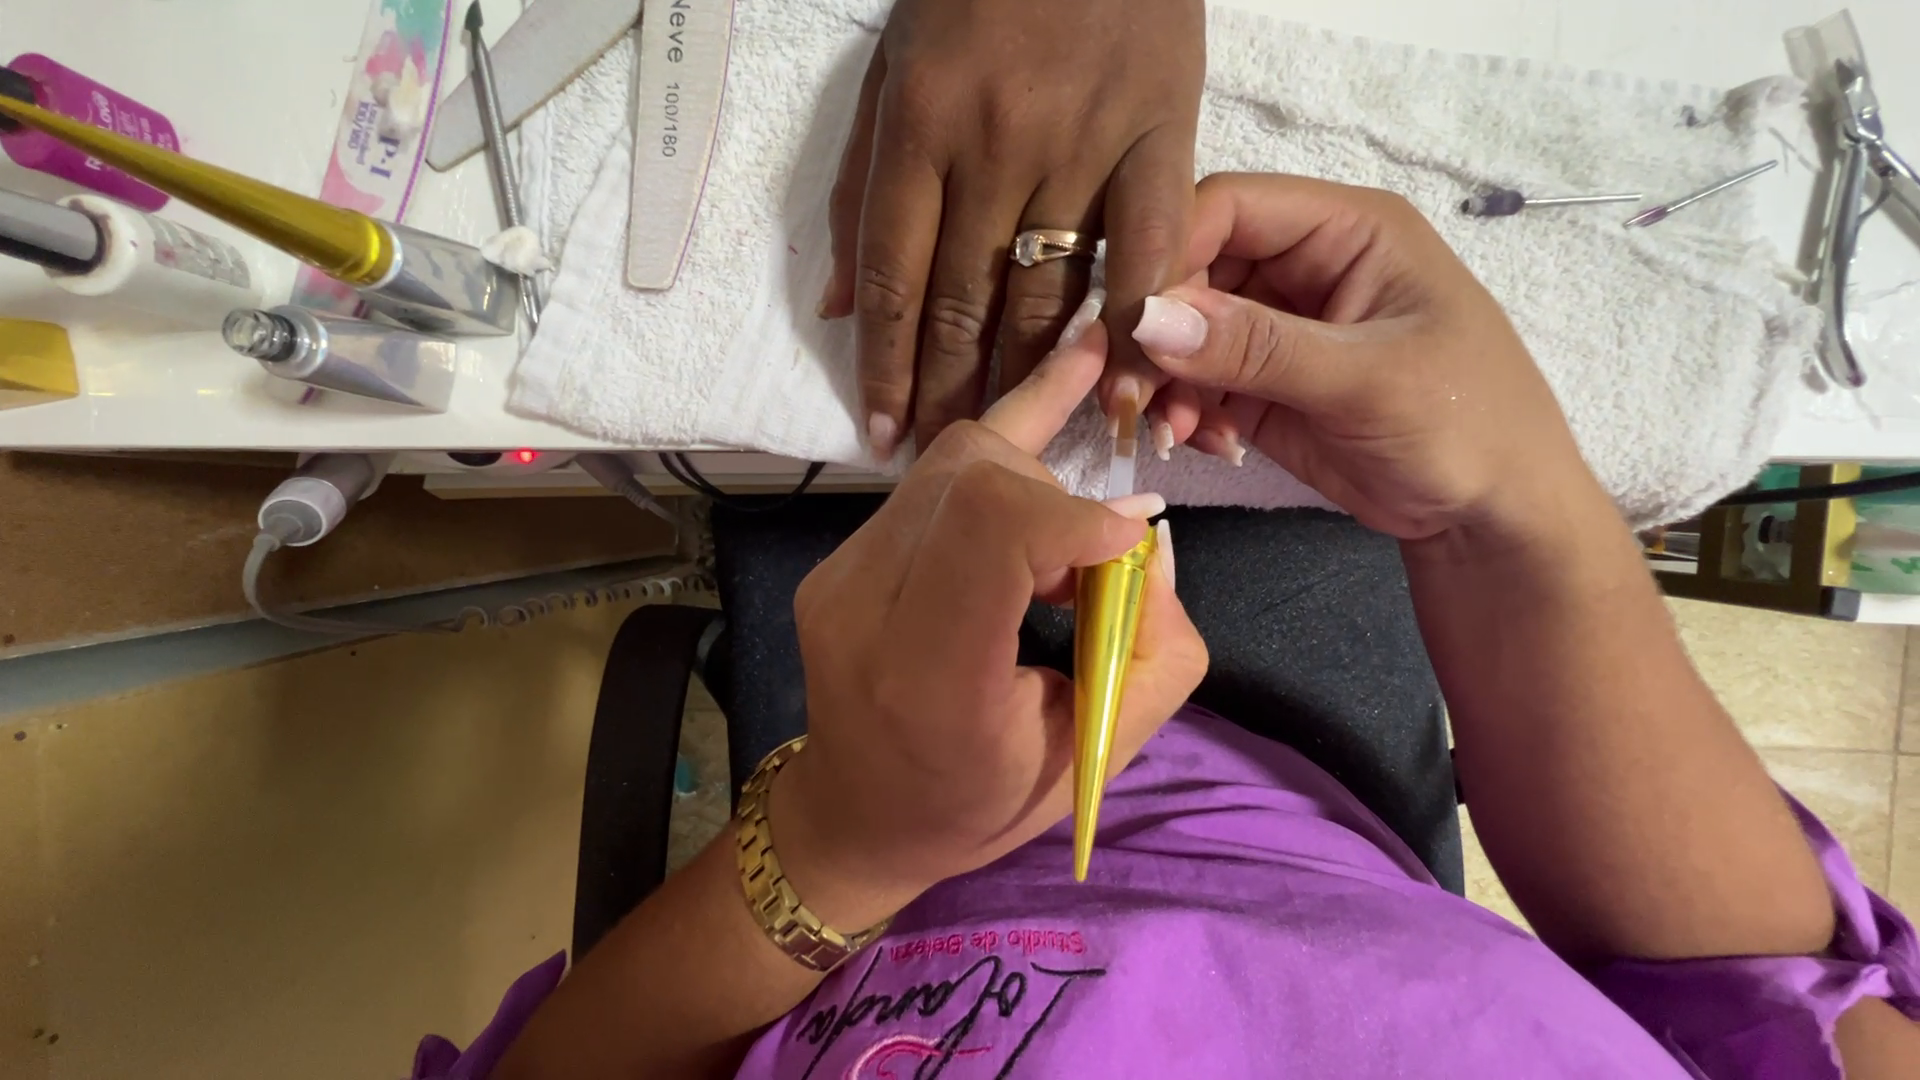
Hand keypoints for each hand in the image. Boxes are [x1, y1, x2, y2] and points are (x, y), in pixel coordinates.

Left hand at [769, 306, 1205, 927]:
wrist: (857, 813)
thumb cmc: (980, 801)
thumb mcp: (1095, 752)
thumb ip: (1152, 646)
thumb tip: (1148, 534)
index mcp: (932, 679)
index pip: (995, 533)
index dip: (1077, 515)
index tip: (1130, 538)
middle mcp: (866, 609)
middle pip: (972, 477)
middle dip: (1058, 497)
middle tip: (1092, 555)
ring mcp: (839, 574)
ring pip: (951, 460)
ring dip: (1029, 479)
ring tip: (1063, 539)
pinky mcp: (836, 557)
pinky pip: (928, 481)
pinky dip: (995, 474)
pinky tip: (1042, 446)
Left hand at [822, 0, 1205, 459]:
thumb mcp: (888, 68)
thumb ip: (857, 188)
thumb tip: (834, 306)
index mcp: (919, 126)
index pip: (892, 281)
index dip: (884, 368)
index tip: (883, 433)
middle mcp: (994, 148)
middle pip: (963, 303)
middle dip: (947, 392)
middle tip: (942, 456)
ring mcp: (1082, 146)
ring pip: (1044, 294)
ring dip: (1021, 381)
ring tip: (1004, 443)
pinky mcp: (1161, 136)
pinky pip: (1147, 254)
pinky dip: (1131, 331)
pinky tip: (1115, 399)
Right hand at [1131, 173, 1596, 542]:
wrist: (1483, 514)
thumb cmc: (1462, 424)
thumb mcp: (1363, 379)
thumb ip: (1254, 346)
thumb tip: (1147, 320)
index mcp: (1344, 230)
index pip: (1227, 209)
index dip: (1167, 253)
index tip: (1128, 323)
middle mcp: (1300, 268)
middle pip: (1191, 272)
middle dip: (1155, 334)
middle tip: (1130, 394)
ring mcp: (1273, 330)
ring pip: (1181, 334)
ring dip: (1163, 381)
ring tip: (1173, 431)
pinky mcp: (1255, 386)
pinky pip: (1193, 383)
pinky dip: (1183, 412)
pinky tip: (1202, 444)